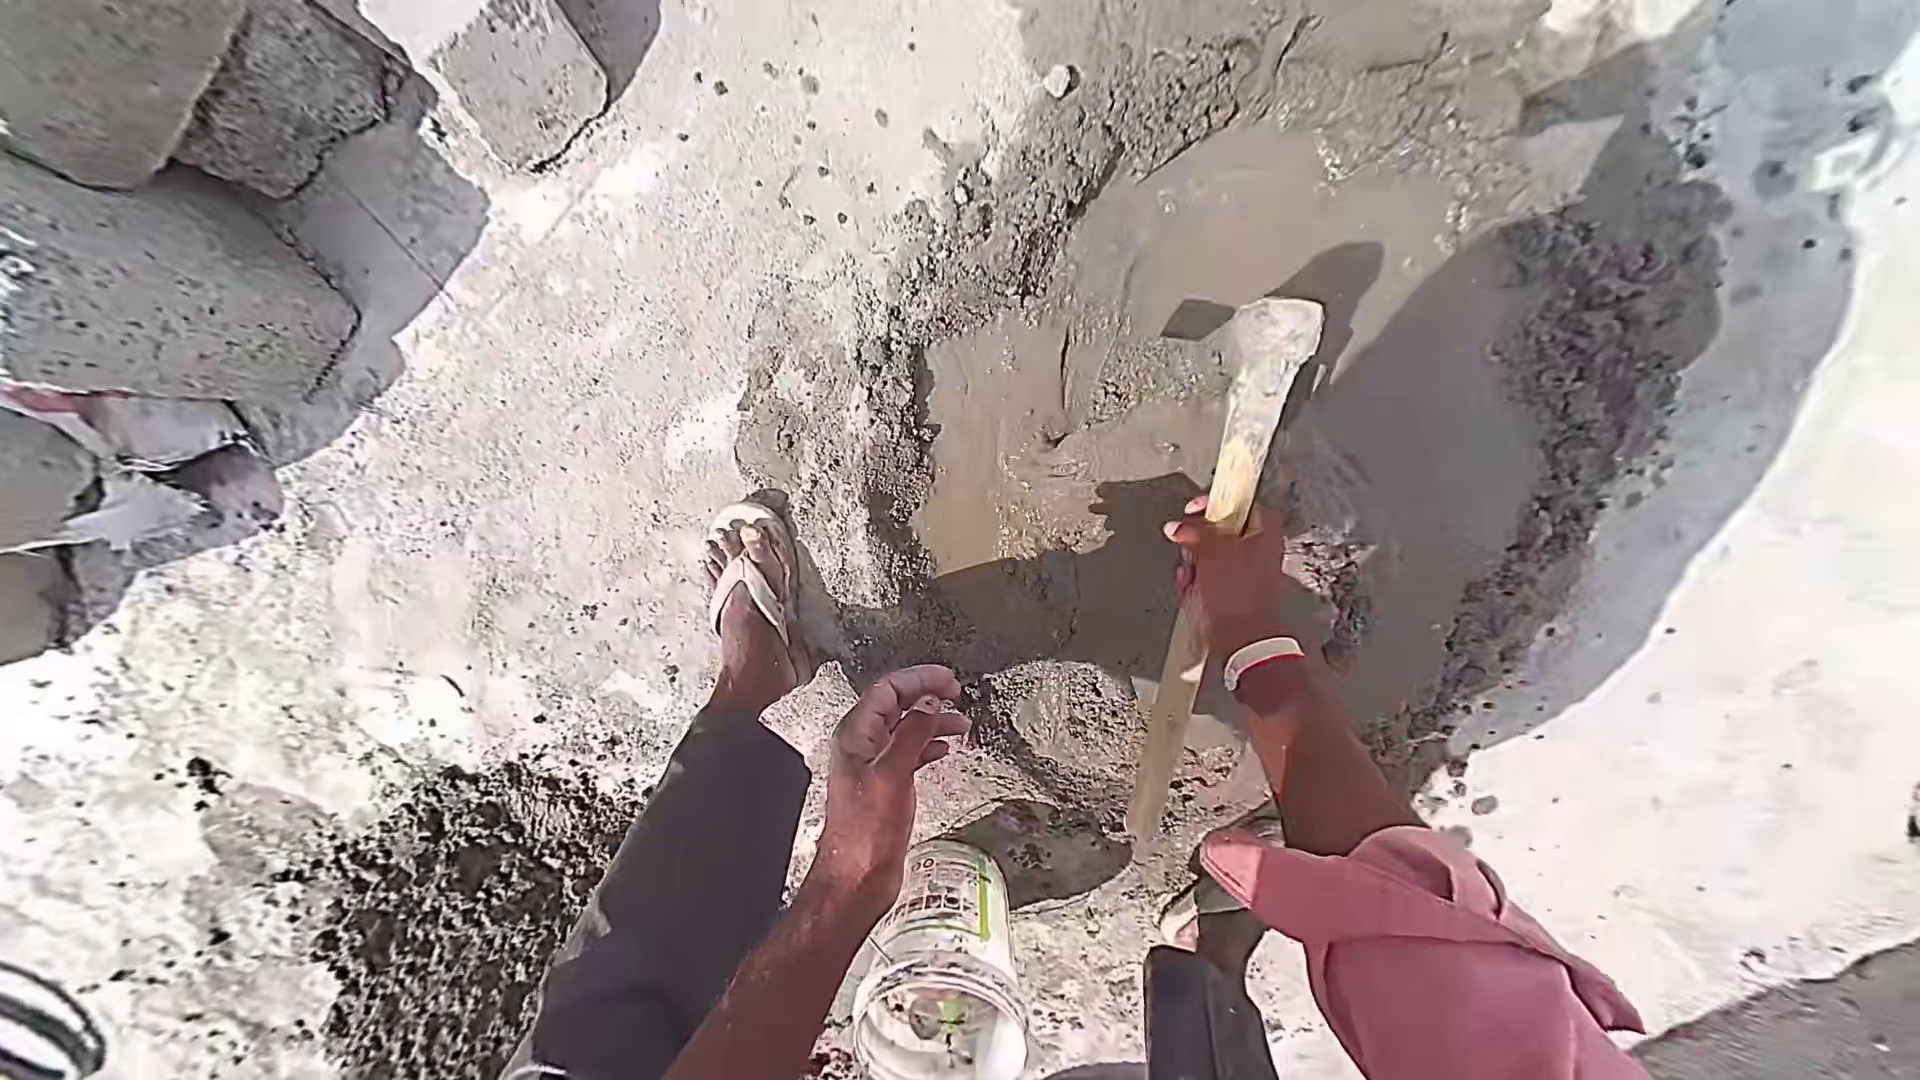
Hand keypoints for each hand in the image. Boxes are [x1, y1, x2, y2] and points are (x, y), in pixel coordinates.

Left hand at [809, 665, 970, 917]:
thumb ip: (912, 734)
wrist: (857, 878)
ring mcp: (875, 763)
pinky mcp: (887, 782)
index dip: (918, 679)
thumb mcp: (892, 775)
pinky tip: (945, 749)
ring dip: (934, 720)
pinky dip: (930, 744)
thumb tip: (929, 702)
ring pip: (907, 726)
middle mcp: (863, 743)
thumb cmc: (866, 832)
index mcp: (856, 734)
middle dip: (928, 695)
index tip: (947, 681)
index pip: (888, 689)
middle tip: (956, 695)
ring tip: (961, 724)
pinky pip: (911, 750)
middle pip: (898, 704)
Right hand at [1165, 494, 1320, 657]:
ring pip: (1206, 553)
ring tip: (1193, 574)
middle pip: (1216, 529)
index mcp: (1263, 532)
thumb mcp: (1213, 549)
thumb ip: (1194, 530)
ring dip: (1192, 562)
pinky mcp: (1228, 589)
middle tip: (1191, 546)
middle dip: (1196, 539)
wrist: (1242, 637)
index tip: (1196, 507)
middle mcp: (1255, 549)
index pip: (1239, 503)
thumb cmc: (1240, 593)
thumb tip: (1178, 525)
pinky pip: (1203, 575)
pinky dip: (1193, 580)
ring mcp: (1240, 570)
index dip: (1217, 502)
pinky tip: (1191, 587)